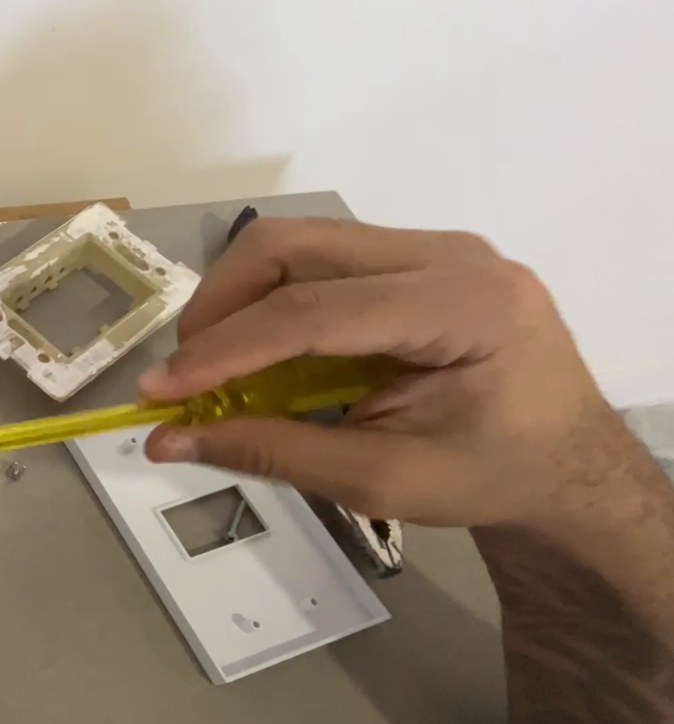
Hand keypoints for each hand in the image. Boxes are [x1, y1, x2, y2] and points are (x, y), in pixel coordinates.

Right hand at [137, 215, 627, 528]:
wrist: (566, 463)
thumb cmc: (488, 477)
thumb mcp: (376, 480)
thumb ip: (267, 451)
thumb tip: (163, 440)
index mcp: (466, 309)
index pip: (311, 311)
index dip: (221, 350)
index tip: (157, 392)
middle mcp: (446, 256)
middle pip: (288, 247)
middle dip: (215, 308)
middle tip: (187, 374)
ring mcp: (424, 249)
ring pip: (286, 243)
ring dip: (228, 301)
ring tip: (214, 363)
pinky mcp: (400, 259)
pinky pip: (302, 258)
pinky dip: (255, 301)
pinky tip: (254, 348)